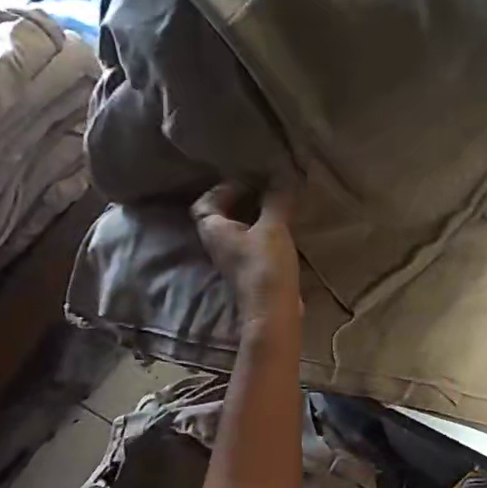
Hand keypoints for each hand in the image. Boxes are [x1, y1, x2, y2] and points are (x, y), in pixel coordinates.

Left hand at [191, 182, 299, 328]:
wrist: (273, 313)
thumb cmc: (264, 266)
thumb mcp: (272, 227)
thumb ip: (275, 200)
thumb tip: (282, 174)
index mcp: (213, 231)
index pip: (204, 203)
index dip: (220, 189)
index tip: (246, 180)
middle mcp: (217, 246)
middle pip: (220, 217)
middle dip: (238, 201)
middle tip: (263, 188)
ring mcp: (232, 262)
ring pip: (236, 233)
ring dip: (252, 218)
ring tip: (274, 205)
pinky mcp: (248, 273)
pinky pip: (250, 246)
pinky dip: (261, 234)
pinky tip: (281, 230)